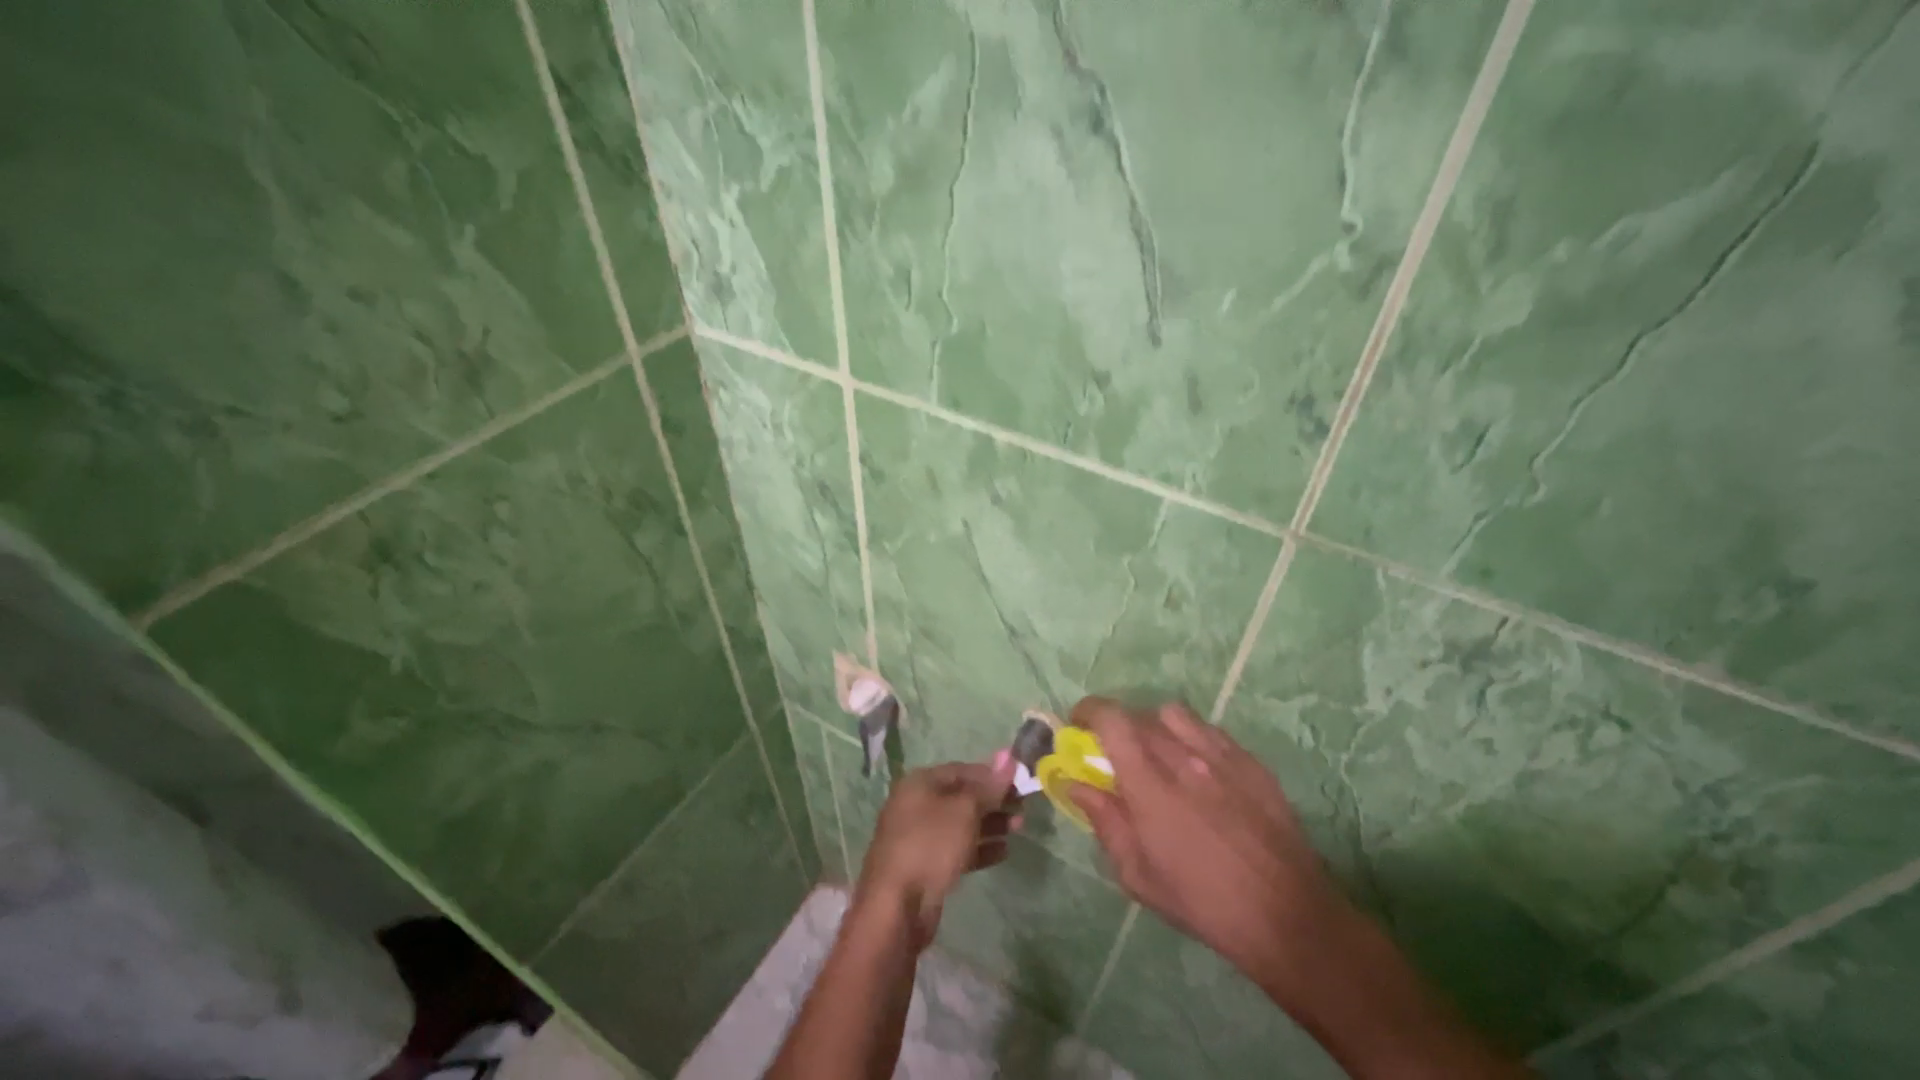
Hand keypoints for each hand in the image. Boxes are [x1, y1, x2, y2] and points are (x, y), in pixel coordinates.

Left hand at [856, 754, 1019, 948]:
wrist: (896, 906)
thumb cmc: (930, 846)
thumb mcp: (964, 811)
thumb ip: (988, 786)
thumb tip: (1008, 755)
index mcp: (920, 784)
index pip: (962, 770)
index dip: (991, 774)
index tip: (1020, 782)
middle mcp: (916, 805)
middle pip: (961, 796)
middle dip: (993, 800)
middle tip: (1023, 808)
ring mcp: (919, 837)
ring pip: (961, 824)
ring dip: (990, 824)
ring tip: (1019, 828)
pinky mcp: (925, 866)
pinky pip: (957, 849)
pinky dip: (979, 848)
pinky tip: (1004, 852)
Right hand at [1067, 697, 1353, 1000]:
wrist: (1284, 914)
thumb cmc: (1201, 903)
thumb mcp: (1138, 875)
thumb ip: (1106, 821)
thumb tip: (1076, 784)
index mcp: (1150, 786)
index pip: (1112, 721)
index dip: (1089, 712)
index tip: (1078, 725)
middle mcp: (1185, 759)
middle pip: (1141, 715)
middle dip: (1118, 727)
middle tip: (1114, 754)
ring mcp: (1223, 757)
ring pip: (1177, 716)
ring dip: (1156, 727)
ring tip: (1157, 756)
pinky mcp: (1252, 763)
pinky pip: (1211, 732)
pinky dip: (1191, 738)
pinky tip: (1197, 770)